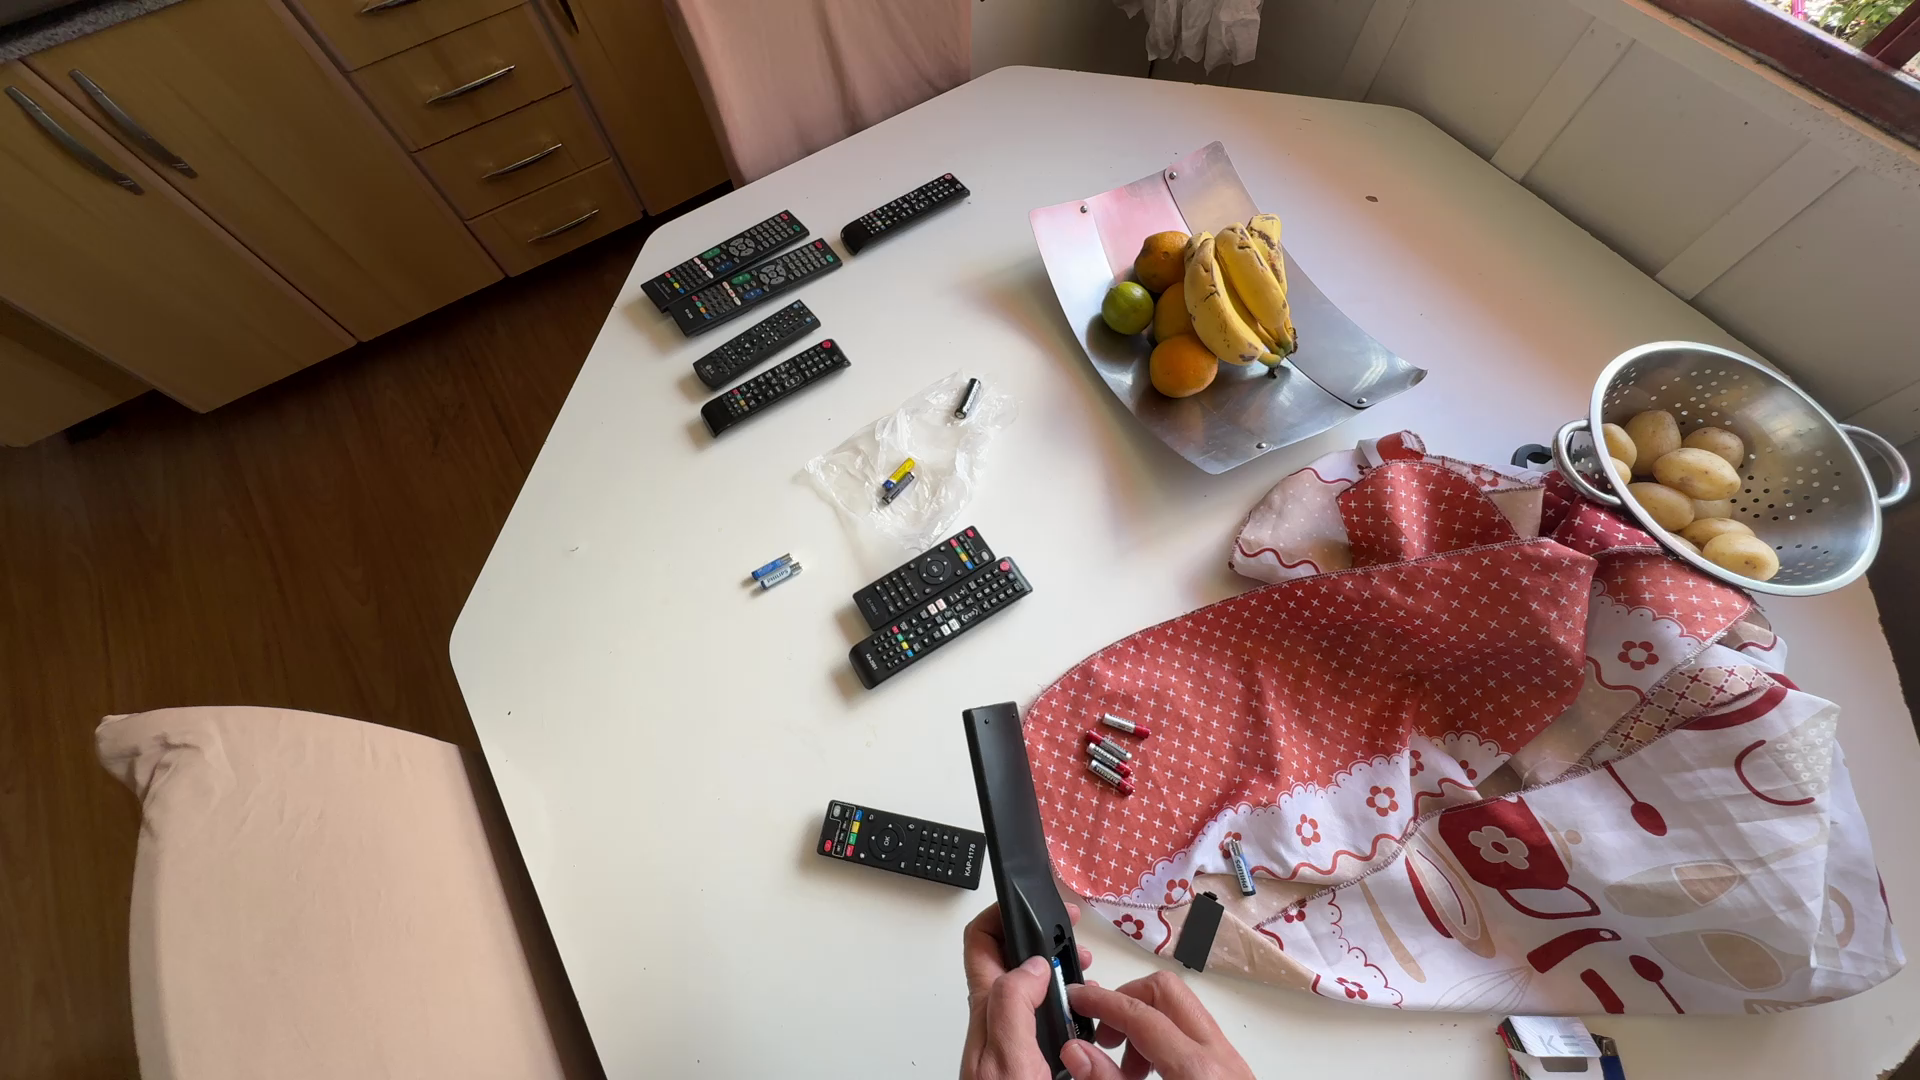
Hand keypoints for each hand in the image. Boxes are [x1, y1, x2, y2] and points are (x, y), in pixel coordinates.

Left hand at [960, 902, 1093, 1079]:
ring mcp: (1015, 1034)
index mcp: (986, 1007)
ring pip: (1036, 984)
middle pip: (1013, 955)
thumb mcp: (1007, 1055)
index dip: (999, 913)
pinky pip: (1051, 1014)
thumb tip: (1035, 964)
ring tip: (1085, 970)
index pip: (980, 939)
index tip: (1031, 904)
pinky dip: (1070, 1002)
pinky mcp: (1033, 1054)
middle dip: (1042, 937)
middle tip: (1070, 934)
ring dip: (1061, 969)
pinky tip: (1087, 1010)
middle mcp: (998, 1017)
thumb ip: (1015, 1004)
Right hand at [1061, 972, 1252, 1079]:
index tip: (1077, 998)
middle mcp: (1220, 1056)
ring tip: (1126, 1068)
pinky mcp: (1236, 1075)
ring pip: (1181, 1010)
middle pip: (1165, 991)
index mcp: (1197, 1071)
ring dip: (1146, 1024)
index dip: (1101, 1002)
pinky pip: (1193, 1036)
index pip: (1139, 1012)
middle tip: (1104, 1033)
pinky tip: (1150, 1077)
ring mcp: (1232, 1063)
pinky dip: (1166, 1042)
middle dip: (1127, 1001)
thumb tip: (1078, 1051)